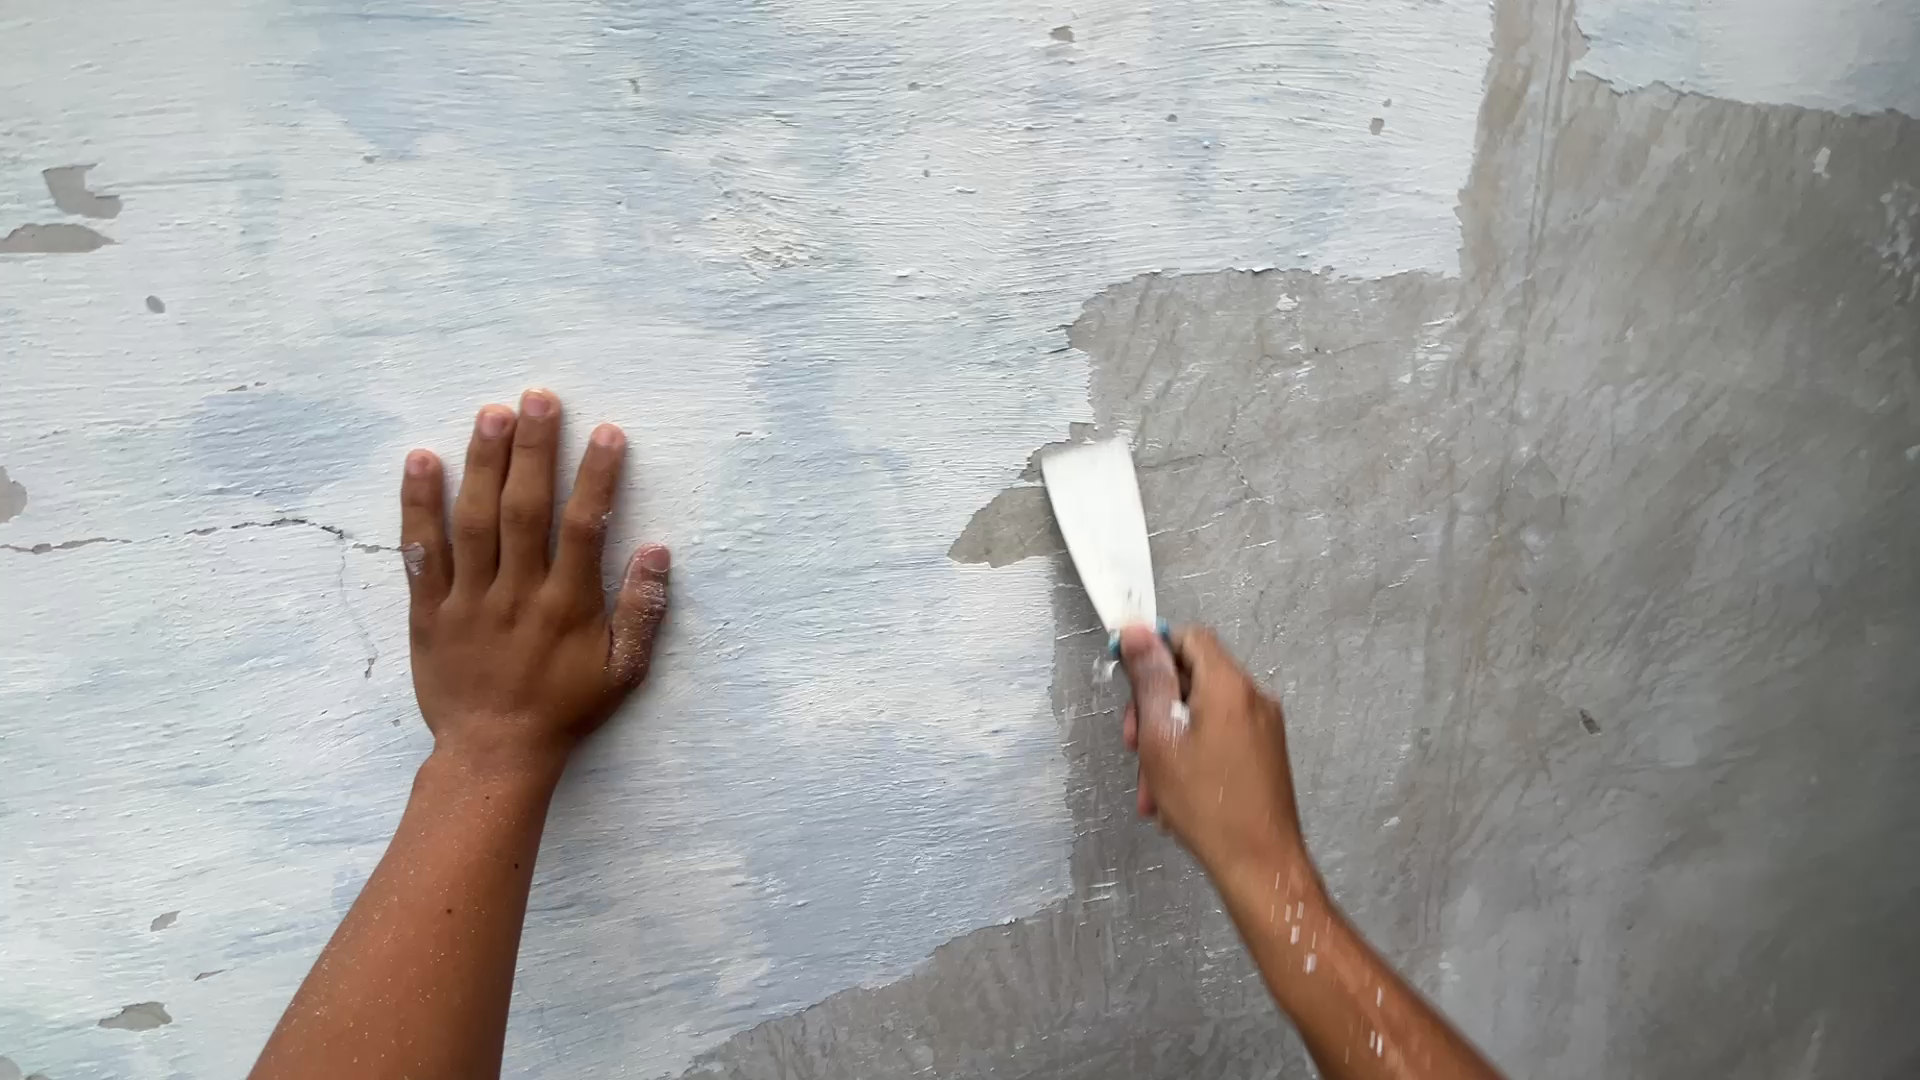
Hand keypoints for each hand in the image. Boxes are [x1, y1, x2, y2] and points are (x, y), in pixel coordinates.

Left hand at [398, 389, 670, 777]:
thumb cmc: (569, 708)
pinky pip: (420, 551)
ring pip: (473, 520)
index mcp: (568, 605)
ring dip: (483, 463)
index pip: (584, 527)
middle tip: (540, 398)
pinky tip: (421, 460)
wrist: (494, 752)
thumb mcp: (624, 670)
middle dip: (534, 450)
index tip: (607, 433)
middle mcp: (516, 592)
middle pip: (523, 509)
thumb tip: (658, 551)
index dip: (597, 477)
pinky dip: (418, 504)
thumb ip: (644, 611)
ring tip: (492, 412)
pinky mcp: (428, 609)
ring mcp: (467, 599)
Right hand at [1119, 625, 1307, 879]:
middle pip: (1192, 677)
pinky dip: (1191, 752)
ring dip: (1168, 738)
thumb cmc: (1206, 804)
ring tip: (1151, 784)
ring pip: (1201, 711)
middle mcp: (1253, 697)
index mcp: (1229, 686)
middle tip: (1133, 743)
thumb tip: (1137, 632)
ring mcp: (1263, 726)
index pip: (1189, 637)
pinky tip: (1173, 792)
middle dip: (1155, 707)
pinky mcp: (1265, 752)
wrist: (1260, 867)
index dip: (1155, 650)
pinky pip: (1218, 734)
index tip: (1128, 678)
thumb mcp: (1161, 737)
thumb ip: (1149, 679)